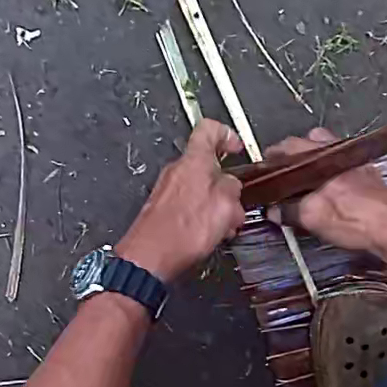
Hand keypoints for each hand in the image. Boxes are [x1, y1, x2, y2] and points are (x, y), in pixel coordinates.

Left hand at [116, 120, 246, 282]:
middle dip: (225, 184)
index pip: (209, 130)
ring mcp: (167, 190)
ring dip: (215, 204)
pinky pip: (188, 205)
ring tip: (223, 225)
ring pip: (199, 188)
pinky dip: (201, 216)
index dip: (227, 134)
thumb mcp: (226, 205)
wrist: (150, 257)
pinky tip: (206, 235)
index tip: (236, 146)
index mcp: (194, 161)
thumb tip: (232, 185)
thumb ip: (233, 188)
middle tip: (235, 201)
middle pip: (207, 165)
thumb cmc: (182, 231)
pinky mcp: (162, 209)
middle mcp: (176, 171)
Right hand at [264, 128, 386, 255]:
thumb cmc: (357, 219)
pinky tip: (331, 195)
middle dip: (295, 156)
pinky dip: (332, 177)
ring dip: (315, 166)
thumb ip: (288, 210)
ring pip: (328, 156)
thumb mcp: (310, 217)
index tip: (265, 166)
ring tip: (306, 186)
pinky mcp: (369, 178)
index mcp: (321, 157)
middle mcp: (340, 154)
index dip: (273, 156)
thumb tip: (275, 211)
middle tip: (285, 174)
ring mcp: (357, 164)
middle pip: (310, 144)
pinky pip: (344, 169)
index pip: (289, 146)